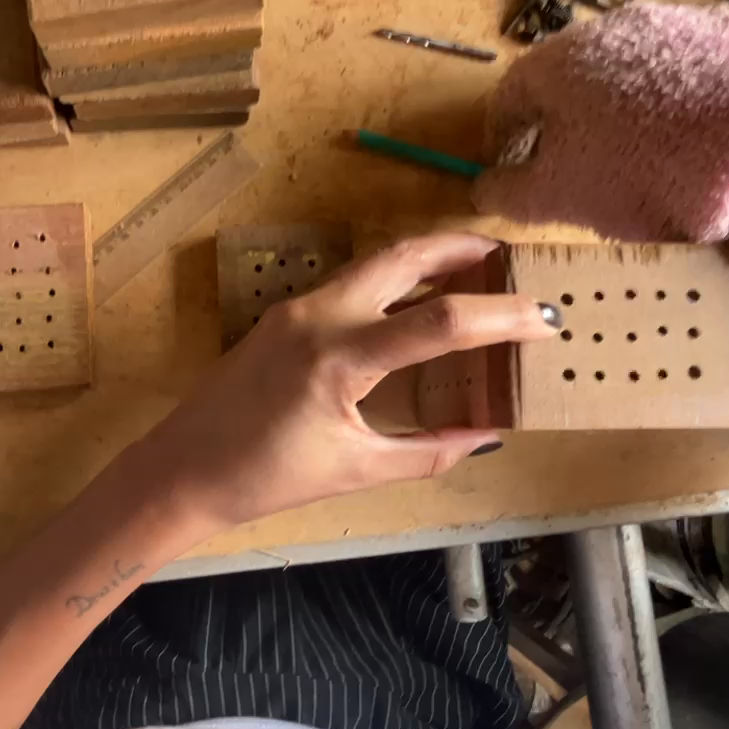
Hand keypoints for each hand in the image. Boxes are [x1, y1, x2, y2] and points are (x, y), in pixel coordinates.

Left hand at [125, 233, 560, 529]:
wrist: (183, 470)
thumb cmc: (264, 479)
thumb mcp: (355, 470)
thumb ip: (428, 452)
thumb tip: (486, 435)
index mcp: (338, 358)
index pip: (438, 321)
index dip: (500, 317)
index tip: (545, 320)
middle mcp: (317, 316)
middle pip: (401, 257)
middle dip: (459, 249)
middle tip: (506, 257)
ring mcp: (295, 310)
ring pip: (372, 264)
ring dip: (423, 260)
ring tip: (470, 270)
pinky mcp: (282, 317)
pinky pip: (348, 285)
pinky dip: (389, 282)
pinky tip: (411, 302)